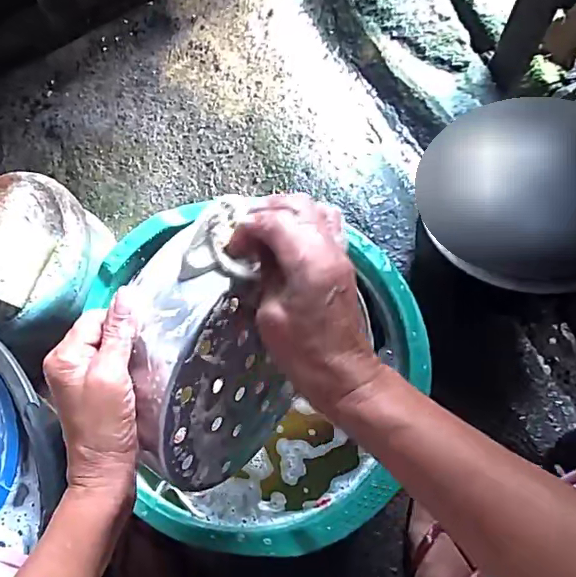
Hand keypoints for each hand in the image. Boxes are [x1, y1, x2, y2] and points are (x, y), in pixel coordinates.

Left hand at [42, 292, 138, 507]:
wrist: (106, 473)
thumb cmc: (106, 427)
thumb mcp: (112, 374)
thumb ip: (117, 333)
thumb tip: (126, 295)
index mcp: (63, 355)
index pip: (95, 318)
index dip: (120, 323)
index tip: (141, 337)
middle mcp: (65, 363)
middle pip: (102, 331)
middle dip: (125, 339)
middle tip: (143, 357)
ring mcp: (78, 378)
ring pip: (109, 348)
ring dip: (128, 354)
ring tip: (141, 371)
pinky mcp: (93, 391)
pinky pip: (112, 366)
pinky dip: (127, 369)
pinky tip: (137, 381)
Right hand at [228, 194, 384, 414]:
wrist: (343, 373)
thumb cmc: (302, 351)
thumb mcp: (269, 313)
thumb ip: (263, 274)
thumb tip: (255, 254)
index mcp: (307, 260)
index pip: (272, 220)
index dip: (246, 229)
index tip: (232, 249)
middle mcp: (327, 247)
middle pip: (295, 203)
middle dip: (264, 212)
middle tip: (244, 235)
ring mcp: (339, 251)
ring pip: (312, 208)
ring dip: (284, 213)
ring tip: (262, 234)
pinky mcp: (342, 261)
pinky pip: (324, 224)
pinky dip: (301, 223)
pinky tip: (285, 242)